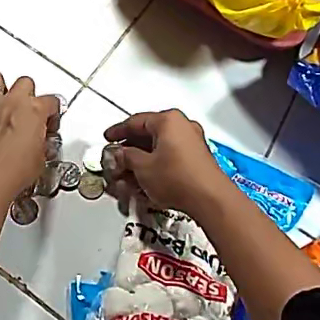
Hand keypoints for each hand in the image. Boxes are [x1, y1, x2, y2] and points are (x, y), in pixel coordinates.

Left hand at [0, 72, 61, 201]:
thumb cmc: (12, 171)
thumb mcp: (41, 160)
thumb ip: (42, 145)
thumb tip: (40, 146)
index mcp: (35, 110)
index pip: (52, 101)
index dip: (53, 112)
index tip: (50, 120)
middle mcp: (13, 102)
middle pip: (25, 82)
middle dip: (28, 92)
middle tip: (28, 106)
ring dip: (0, 86)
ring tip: (2, 97)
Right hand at [103, 109, 235, 217]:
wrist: (210, 199)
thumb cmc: (179, 178)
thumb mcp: (142, 167)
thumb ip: (125, 157)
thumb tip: (119, 154)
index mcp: (168, 120)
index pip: (136, 121)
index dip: (118, 131)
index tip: (109, 138)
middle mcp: (183, 126)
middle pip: (148, 134)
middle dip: (130, 149)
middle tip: (116, 159)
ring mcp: (192, 142)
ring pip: (159, 147)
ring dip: (142, 160)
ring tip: (128, 174)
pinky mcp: (197, 158)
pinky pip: (170, 156)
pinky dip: (156, 165)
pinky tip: (145, 179)